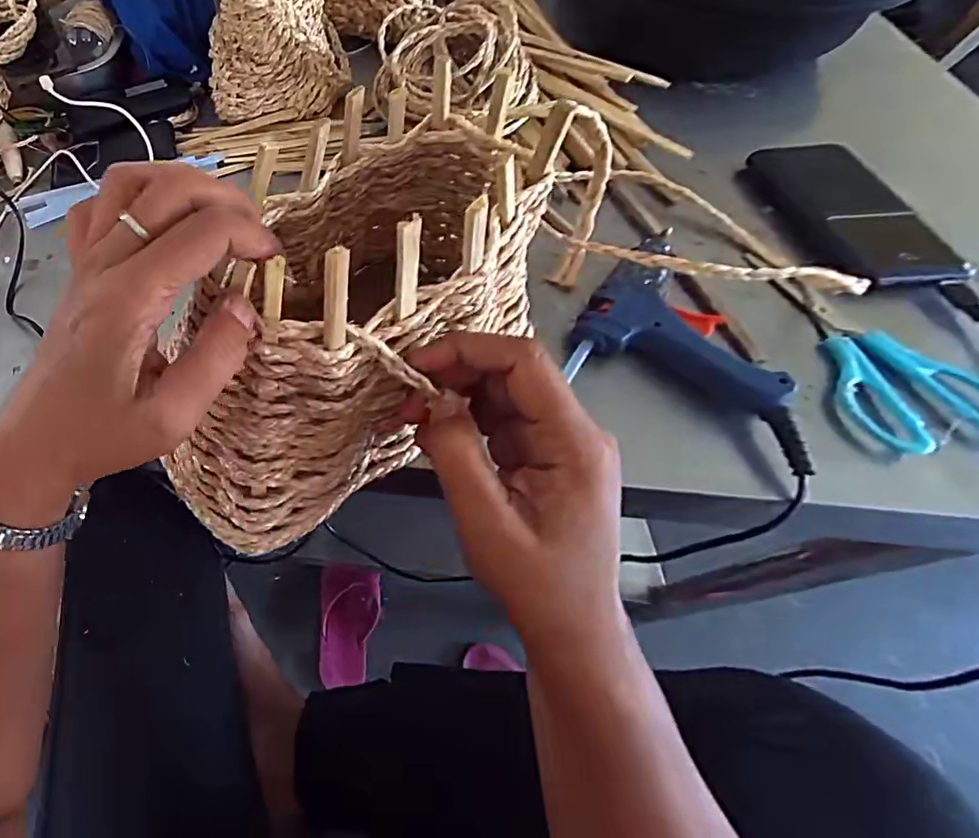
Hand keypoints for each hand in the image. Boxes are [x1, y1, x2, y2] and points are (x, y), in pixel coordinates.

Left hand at [0, 163, 279, 524]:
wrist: (36, 440)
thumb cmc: (100, 435)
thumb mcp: (171, 418)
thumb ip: (216, 360)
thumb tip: (245, 305)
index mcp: (130, 299)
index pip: (201, 232)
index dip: (249, 234)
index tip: (273, 259)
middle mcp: (104, 265)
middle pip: (168, 190)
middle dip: (226, 199)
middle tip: (255, 233)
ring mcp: (85, 260)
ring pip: (128, 181)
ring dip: (179, 182)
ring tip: (214, 211)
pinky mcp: (77, 266)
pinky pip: (97, 204)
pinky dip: (134, 195)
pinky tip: (158, 221)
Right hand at [400, 334, 623, 640]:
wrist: (572, 629)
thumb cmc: (535, 582)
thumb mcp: (485, 521)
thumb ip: (456, 452)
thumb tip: (435, 400)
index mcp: (574, 441)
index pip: (524, 362)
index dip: (467, 349)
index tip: (417, 364)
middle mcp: (573, 430)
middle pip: (509, 373)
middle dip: (452, 373)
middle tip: (404, 394)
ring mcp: (558, 441)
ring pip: (499, 392)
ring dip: (452, 395)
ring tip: (410, 415)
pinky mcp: (541, 453)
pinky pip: (497, 418)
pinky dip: (461, 418)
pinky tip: (431, 432)